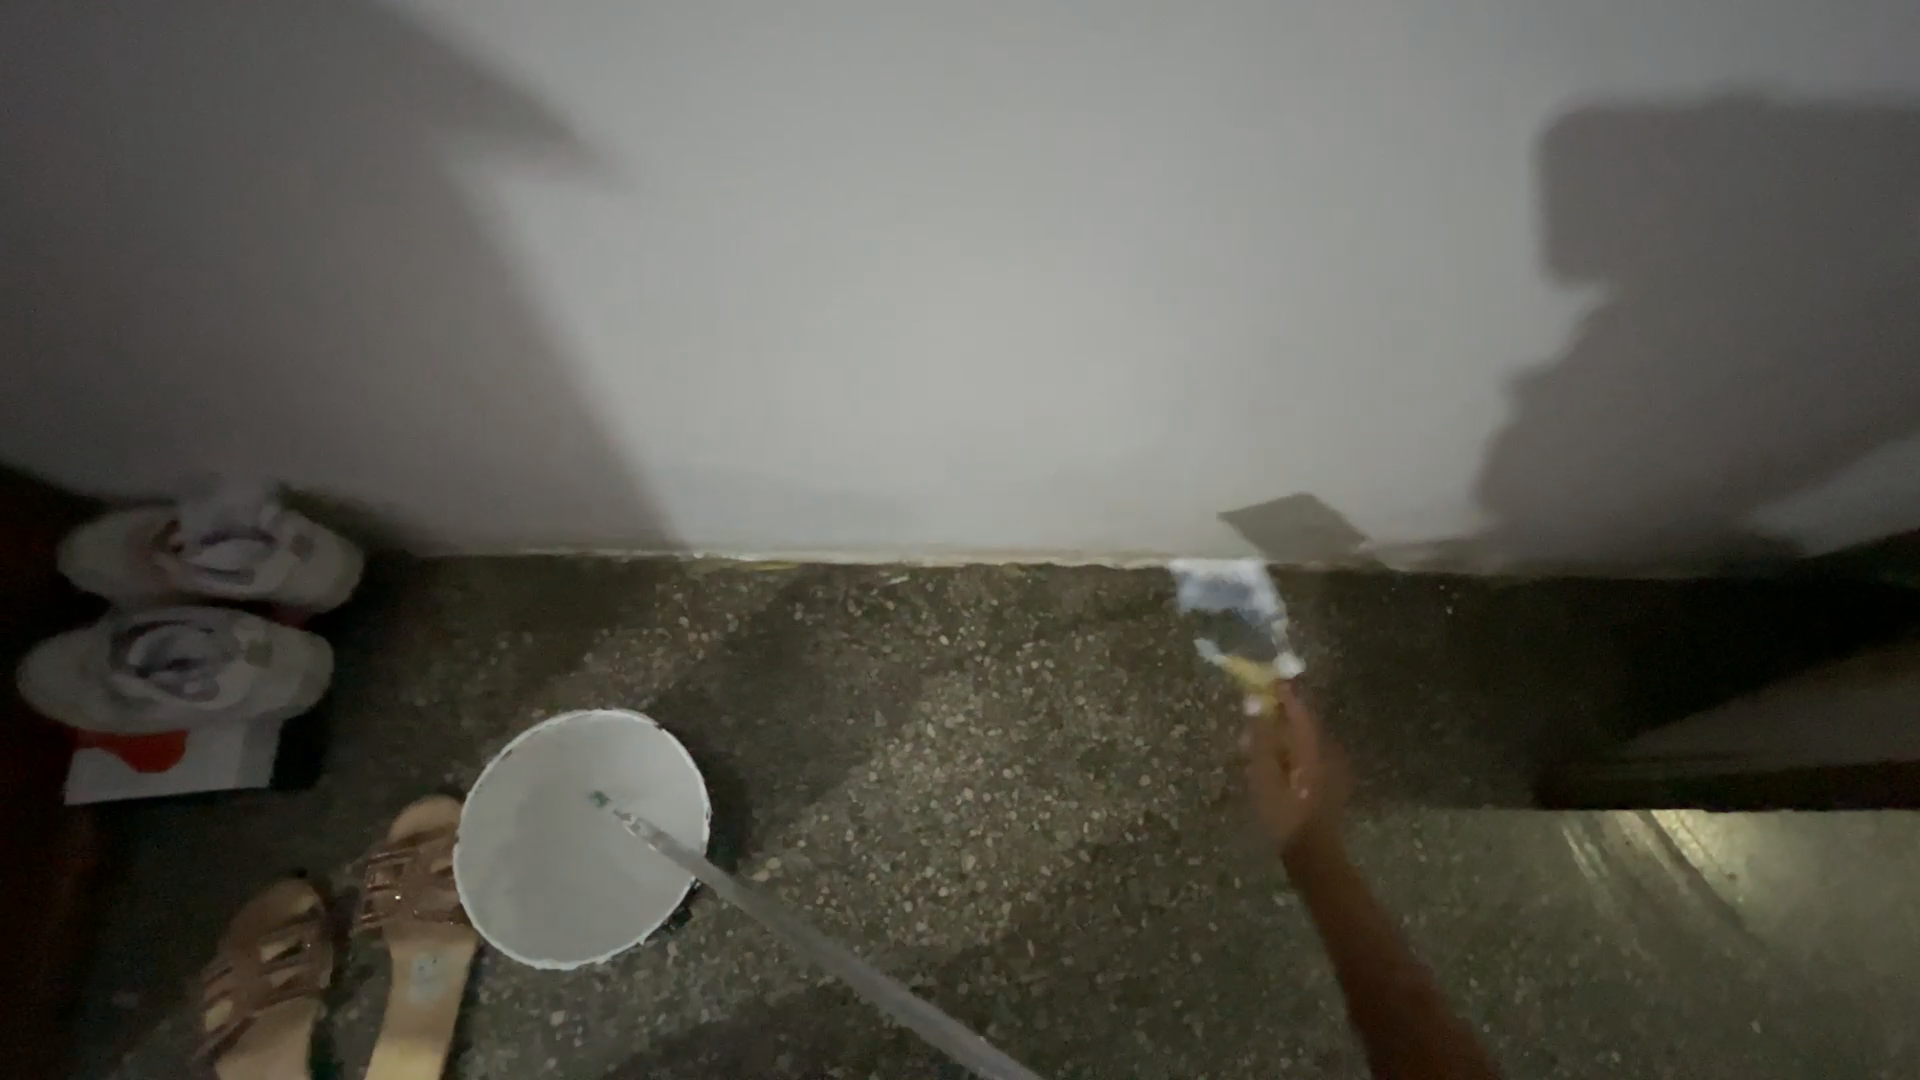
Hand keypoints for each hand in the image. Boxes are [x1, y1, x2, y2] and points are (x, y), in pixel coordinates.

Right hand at [1243, 679, 1349, 853]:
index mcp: (1312, 746)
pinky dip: (1291, 751)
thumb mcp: (1264, 774)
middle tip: (1256, 712)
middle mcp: (1327, 751)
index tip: (1265, 680)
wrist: (1314, 855)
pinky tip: (1275, 763)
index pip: (1299, 708)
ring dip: (1284, 735)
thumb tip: (1253, 701)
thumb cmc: (1284, 814)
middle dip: (1280, 714)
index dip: (1283, 692)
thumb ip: (1260, 736)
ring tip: (1259, 742)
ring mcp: (1332, 768)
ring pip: (1306, 740)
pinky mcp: (1330, 783)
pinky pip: (1309, 755)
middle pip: (1304, 723)